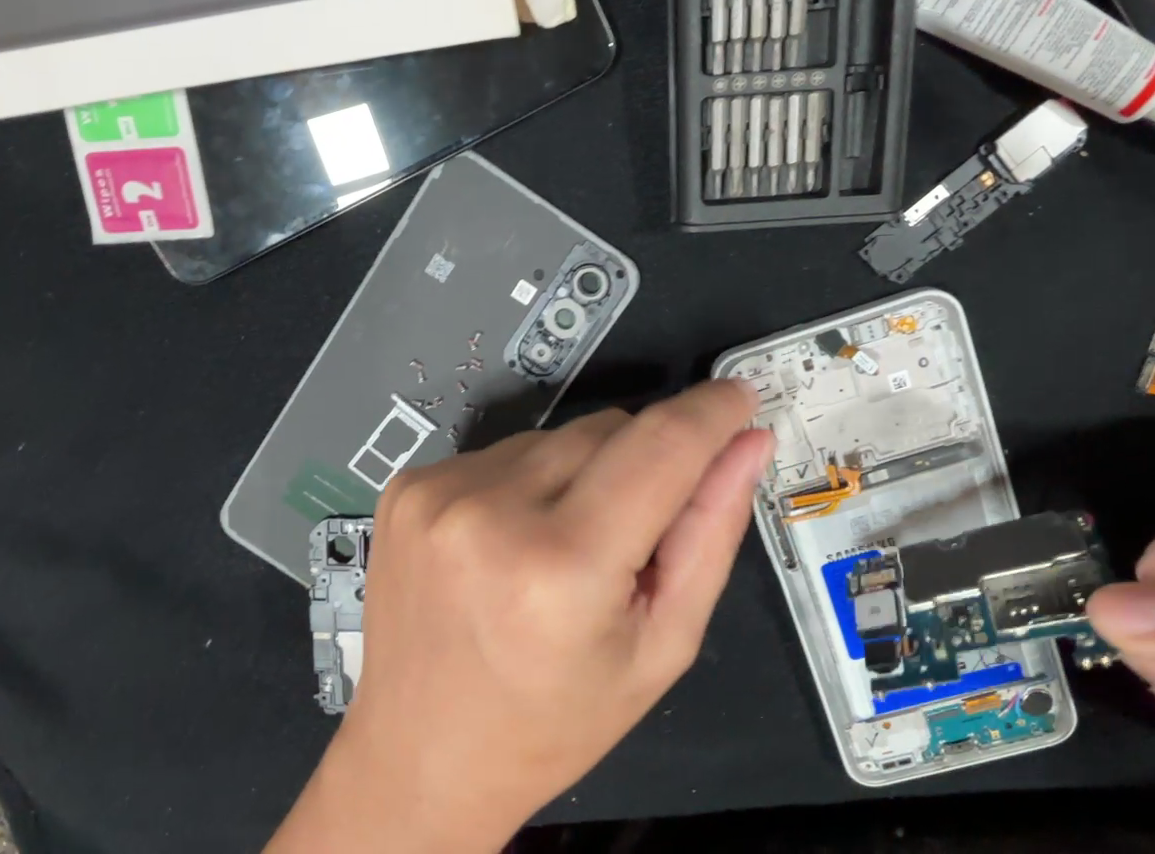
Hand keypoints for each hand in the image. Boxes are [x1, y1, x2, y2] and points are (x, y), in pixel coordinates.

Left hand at [267, 381, 774, 853]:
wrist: (422, 756)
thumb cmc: (556, 721)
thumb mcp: (660, 645)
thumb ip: (711, 533)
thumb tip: (747, 442)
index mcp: (563, 567)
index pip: (660, 447)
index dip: (710, 413)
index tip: (741, 397)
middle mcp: (490, 511)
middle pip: (608, 429)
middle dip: (643, 460)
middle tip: (634, 532)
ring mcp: (438, 492)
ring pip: (556, 435)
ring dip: (582, 471)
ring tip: (564, 548)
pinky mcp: (407, 485)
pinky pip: (503, 451)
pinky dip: (527, 481)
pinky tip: (514, 541)